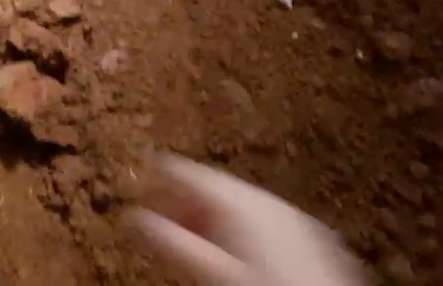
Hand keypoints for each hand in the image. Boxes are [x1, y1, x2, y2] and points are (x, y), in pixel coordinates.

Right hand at [127, 156, 364, 285]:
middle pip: (210, 188)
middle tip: (165, 234)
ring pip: (237, 207)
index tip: (134, 194)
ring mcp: (293, 216)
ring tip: (199, 253)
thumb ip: (172, 243)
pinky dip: (242, 234)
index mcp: (239, 198)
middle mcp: (265, 196)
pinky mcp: (312, 238)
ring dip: (212, 224)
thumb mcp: (213, 273)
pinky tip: (239, 262)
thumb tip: (130, 217)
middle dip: (183, 208)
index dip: (153, 179)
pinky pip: (263, 223)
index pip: (181, 170)